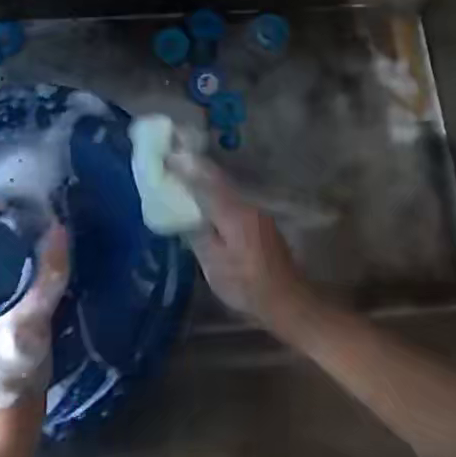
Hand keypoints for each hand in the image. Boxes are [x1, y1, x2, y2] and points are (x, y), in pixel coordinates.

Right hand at [177, 163, 313, 330]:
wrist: (287, 300)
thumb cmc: (247, 285)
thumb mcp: (214, 264)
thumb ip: (198, 234)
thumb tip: (186, 214)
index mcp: (234, 212)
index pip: (207, 180)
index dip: (187, 167)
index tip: (168, 156)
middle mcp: (248, 205)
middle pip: (218, 181)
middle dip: (196, 170)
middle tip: (173, 162)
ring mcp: (257, 214)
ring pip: (226, 191)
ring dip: (206, 183)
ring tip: (185, 179)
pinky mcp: (261, 225)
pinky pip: (233, 203)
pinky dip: (217, 198)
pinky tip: (205, 204)